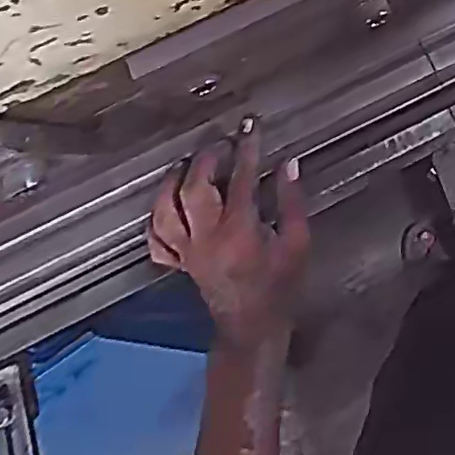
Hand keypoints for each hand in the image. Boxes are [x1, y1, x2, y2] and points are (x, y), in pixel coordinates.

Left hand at [149, 119, 309, 348]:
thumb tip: (288, 164)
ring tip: (185, 163)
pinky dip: (157, 218)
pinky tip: (167, 203)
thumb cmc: (281, 284)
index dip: (246, 147)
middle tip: (221, 143)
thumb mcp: (298, 241)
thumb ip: (291, 201)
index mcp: (240, 231)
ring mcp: (187, 252)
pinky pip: (157, 239)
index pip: (241, 178)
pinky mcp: (178, 263)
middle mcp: (207, 238)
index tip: (250, 126)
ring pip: (165, 210)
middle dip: (206, 158)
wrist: (253, 328)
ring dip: (173, 182)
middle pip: (194, 188)